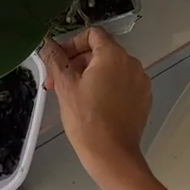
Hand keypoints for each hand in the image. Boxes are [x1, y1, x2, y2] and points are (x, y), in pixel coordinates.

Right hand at [41, 28, 152, 185]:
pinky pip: (123, 83)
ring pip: (112, 68)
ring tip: (74, 96)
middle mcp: (132, 63)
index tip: (59, 61)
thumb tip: (45, 42)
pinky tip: (94, 105)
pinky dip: (107, 87)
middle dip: (78, 63)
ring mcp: (140, 81)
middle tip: (58, 83)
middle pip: (101, 51)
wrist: (112, 155)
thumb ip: (55, 59)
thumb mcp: (65, 87)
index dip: (73, 43)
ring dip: (91, 75)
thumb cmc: (86, 120)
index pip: (93, 34)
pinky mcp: (144, 98)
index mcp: (113, 55)